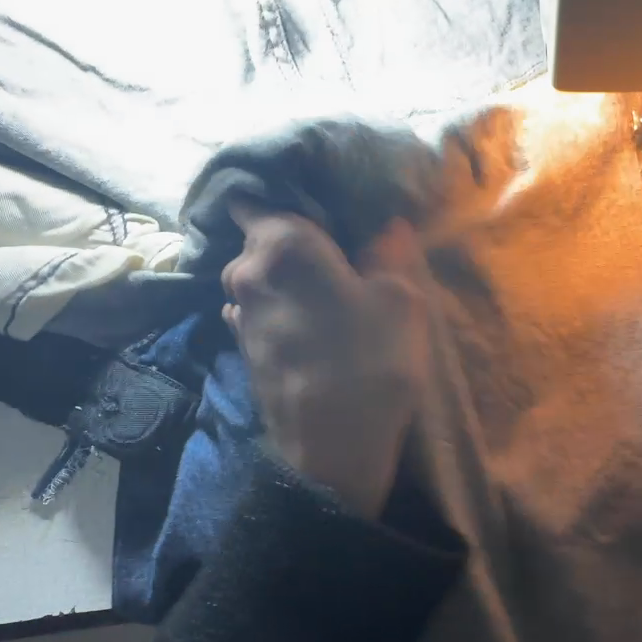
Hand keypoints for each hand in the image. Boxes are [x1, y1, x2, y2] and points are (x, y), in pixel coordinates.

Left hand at [221, 203, 430, 518]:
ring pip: (265, 277)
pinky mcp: (243, 350)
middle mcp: (246, 270)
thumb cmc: (371, 364)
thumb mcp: (402, 300)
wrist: (332, 450)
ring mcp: (239, 313)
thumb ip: (390, 253)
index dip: (290, 192)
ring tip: (332, 293)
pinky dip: (285, 311)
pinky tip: (315, 328)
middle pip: (263, 237)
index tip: (324, 204)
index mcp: (281, 242)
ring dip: (292, 281)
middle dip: (296, 240)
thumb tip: (385, 226)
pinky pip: (265, 311)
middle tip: (341, 250)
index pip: (260, 192)